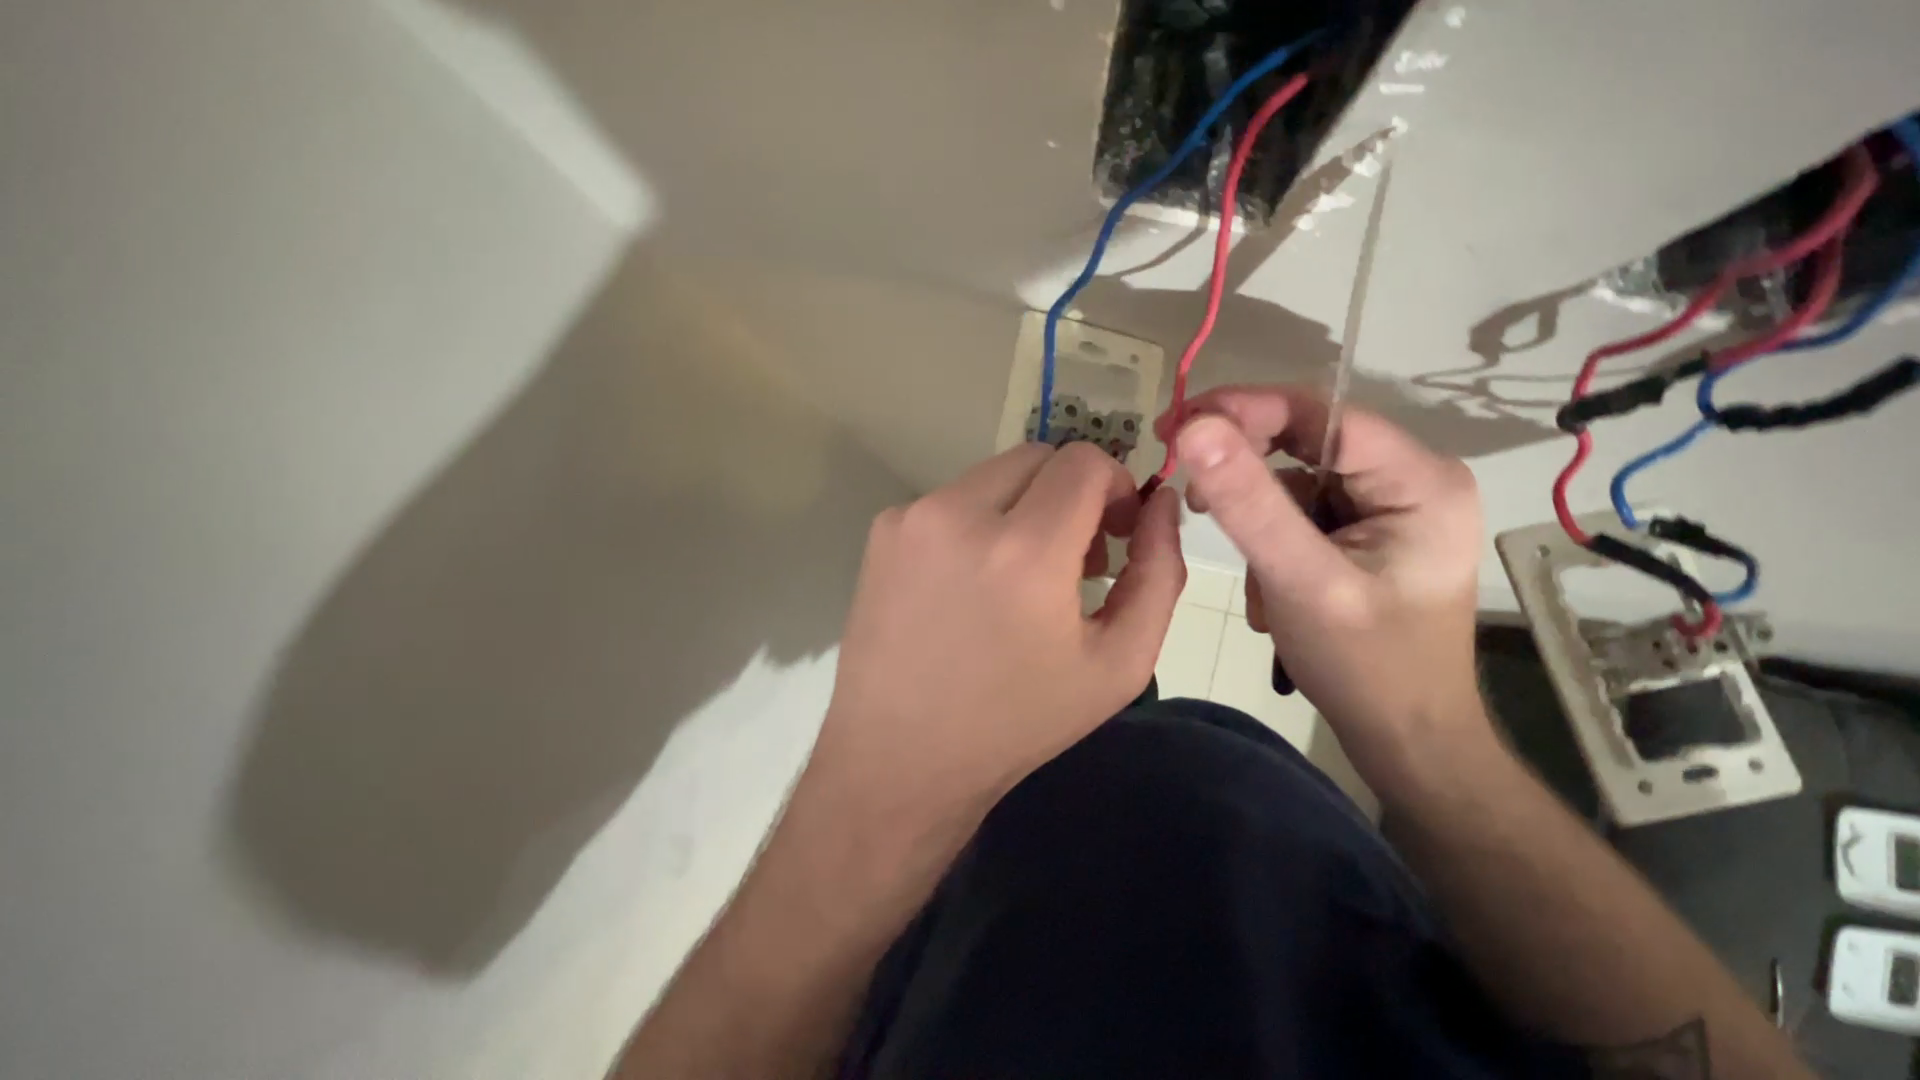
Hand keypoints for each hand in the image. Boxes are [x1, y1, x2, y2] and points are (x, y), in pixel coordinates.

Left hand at [810, 441, 1186, 830]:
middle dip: (1072, 494)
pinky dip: (978, 525)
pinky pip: (951, 501)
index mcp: (1024, 549)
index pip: (1086, 461)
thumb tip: (1162, 503)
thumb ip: (1158, 573)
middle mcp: (959, 513)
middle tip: (1077, 561)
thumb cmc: (1019, 722)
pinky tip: (973, 588)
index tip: (1116, 537)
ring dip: (1024, 507)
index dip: (1117, 488)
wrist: (901, 758)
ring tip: (1024, 579)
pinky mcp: (882, 530)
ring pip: (994, 475)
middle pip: (1040, 458)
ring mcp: (912, 517)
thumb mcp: (1119, 663)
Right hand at [1159, 385, 1488, 790]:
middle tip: (1184, 488)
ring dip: (1258, 518)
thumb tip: (1192, 426)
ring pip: (1299, 477)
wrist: (1407, 739)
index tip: (1173, 428)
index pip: (1322, 412)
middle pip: (1310, 439)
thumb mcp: (1299, 580)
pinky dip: (1273, 540)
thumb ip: (1247, 503)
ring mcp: (1393, 505)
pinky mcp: (1371, 531)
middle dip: (1245, 468)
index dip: (1245, 410)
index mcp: (1420, 479)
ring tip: (1256, 580)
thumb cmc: (1365, 666)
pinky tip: (1272, 588)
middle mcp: (1414, 477)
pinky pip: (1304, 510)